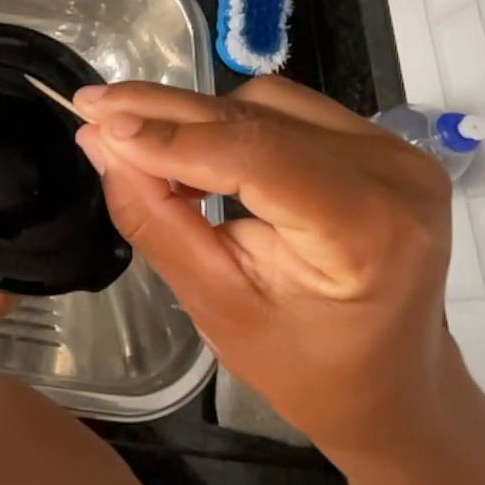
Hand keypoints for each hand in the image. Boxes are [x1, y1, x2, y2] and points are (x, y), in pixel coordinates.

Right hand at [72, 77, 456, 458]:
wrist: (391, 383)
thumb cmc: (306, 365)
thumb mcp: (216, 306)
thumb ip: (155, 220)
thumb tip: (99, 142)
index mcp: (368, 231)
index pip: (254, 155)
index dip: (170, 135)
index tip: (96, 123)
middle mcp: (391, 172)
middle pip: (256, 116)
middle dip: (164, 110)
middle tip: (92, 105)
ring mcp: (391, 149)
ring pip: (262, 101)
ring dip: (192, 116)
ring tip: (137, 143)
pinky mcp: (375, 141)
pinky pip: (281, 108)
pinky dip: (224, 122)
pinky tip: (186, 148)